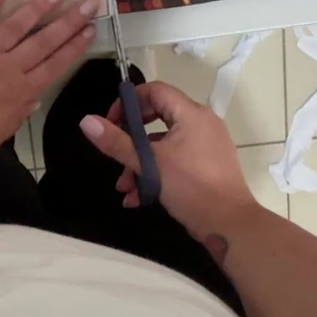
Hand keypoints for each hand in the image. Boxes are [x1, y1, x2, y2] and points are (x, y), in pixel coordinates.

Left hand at [0, 0, 96, 169]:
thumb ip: (17, 114)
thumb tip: (34, 98)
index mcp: (19, 94)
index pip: (55, 66)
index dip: (74, 47)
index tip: (91, 30)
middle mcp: (7, 69)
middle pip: (43, 42)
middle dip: (68, 22)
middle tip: (89, 2)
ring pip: (16, 26)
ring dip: (38, 7)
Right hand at [77, 81, 262, 236]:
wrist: (230, 225)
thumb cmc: (191, 187)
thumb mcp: (149, 164)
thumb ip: (117, 142)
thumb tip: (86, 121)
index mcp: (191, 114)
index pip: (155, 91)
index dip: (128, 102)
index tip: (111, 124)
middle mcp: (202, 124)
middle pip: (156, 117)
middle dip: (130, 138)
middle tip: (114, 151)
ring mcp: (206, 145)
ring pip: (163, 144)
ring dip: (139, 162)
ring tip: (124, 186)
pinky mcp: (207, 165)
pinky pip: (175, 159)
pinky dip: (156, 172)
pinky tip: (138, 197)